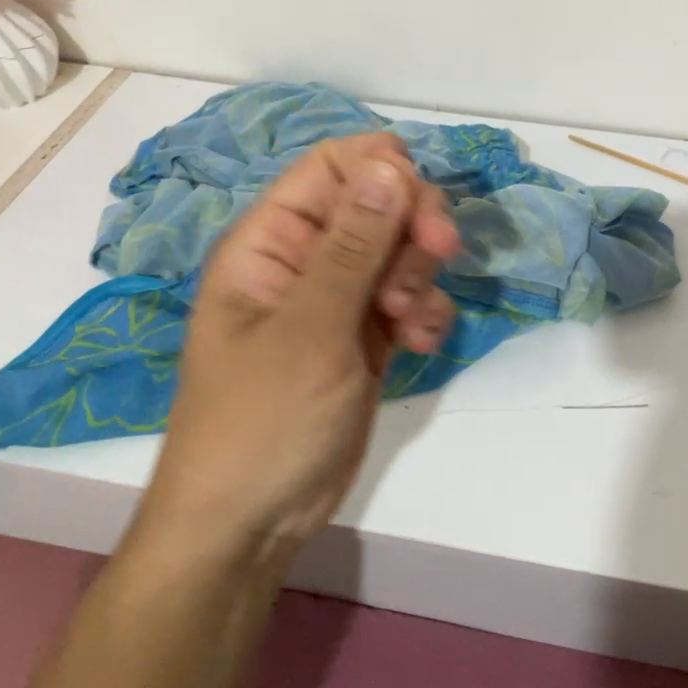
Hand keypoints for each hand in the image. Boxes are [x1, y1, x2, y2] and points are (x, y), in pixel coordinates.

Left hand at [143, 134, 458, 545]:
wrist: (250, 524)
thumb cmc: (261, 419)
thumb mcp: (310, 328)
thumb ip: (353, 244)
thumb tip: (390, 163)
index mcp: (270, 240)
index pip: (331, 167)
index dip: (383, 171)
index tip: (422, 209)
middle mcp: (304, 260)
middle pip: (377, 204)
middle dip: (412, 227)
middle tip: (436, 260)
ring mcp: (336, 301)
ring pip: (399, 253)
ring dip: (419, 278)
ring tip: (408, 324)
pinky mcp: (363, 339)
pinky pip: (407, 301)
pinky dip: (422, 316)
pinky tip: (417, 347)